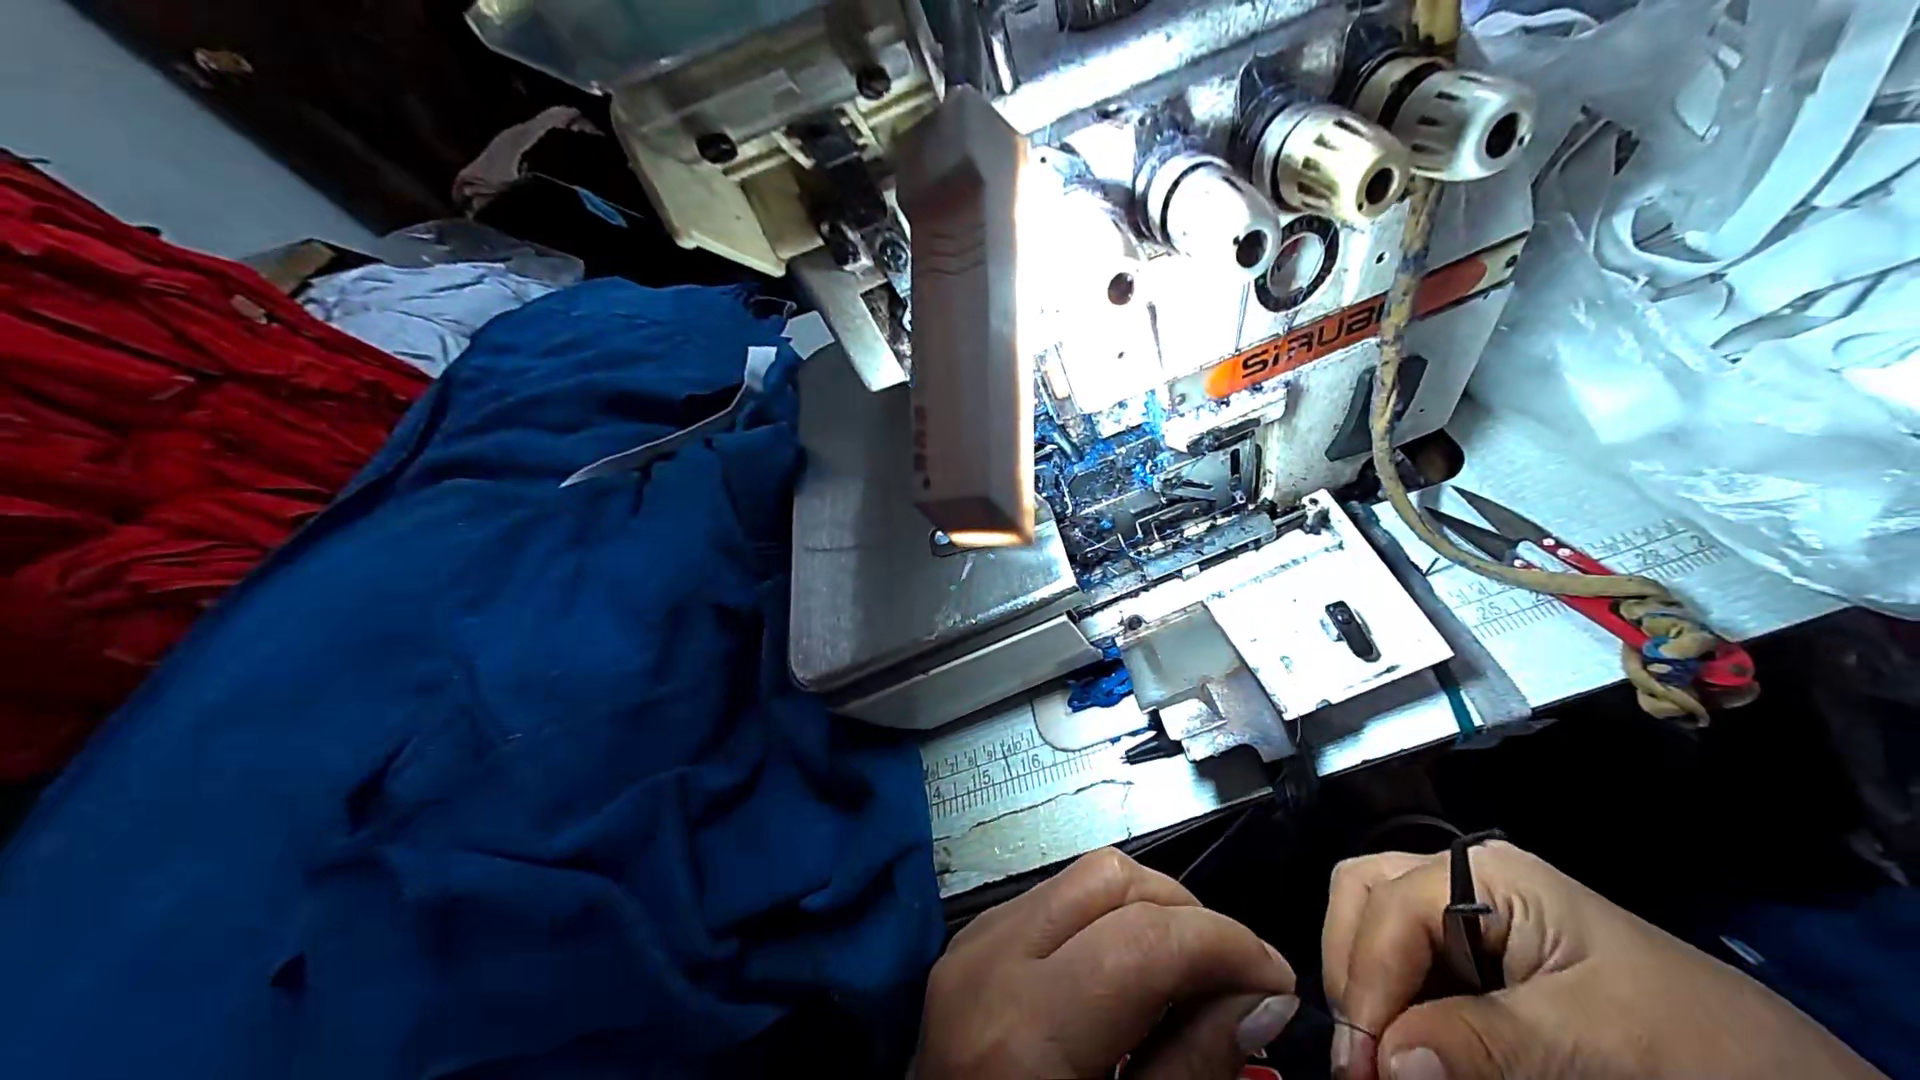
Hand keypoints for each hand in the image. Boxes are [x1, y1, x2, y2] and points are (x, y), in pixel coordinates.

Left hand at [916, 848, 1299, 1079]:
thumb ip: (1193, 1067)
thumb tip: (1259, 996)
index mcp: (1024, 1028)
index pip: (1143, 937)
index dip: (1225, 944)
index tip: (1277, 978)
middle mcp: (987, 961)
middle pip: (1108, 879)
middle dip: (1185, 913)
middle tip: (1231, 975)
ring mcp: (969, 944)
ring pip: (1078, 878)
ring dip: (1144, 909)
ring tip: (1185, 971)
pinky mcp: (966, 943)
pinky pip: (1048, 899)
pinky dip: (1099, 919)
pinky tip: (1123, 971)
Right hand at [1322, 841, 1885, 1079]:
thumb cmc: (1704, 1049)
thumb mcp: (1597, 1045)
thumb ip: (1484, 1043)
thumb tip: (1384, 1064)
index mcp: (1487, 874)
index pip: (1388, 905)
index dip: (1365, 978)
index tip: (1364, 1066)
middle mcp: (1462, 882)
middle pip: (1361, 892)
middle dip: (1349, 965)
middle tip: (1360, 1051)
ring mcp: (1465, 917)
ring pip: (1370, 920)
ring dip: (1359, 978)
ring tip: (1375, 1048)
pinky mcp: (1475, 962)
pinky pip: (1403, 960)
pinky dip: (1388, 996)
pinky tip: (1403, 1039)